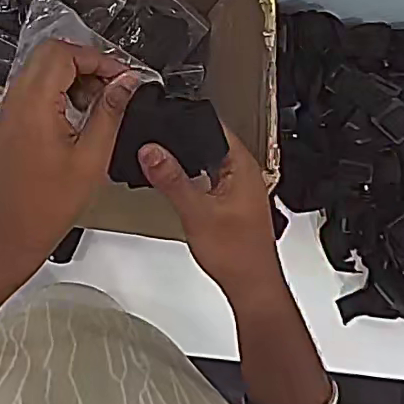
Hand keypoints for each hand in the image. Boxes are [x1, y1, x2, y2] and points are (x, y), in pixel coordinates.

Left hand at [0, 40, 139, 267]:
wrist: (20, 226)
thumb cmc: (50, 200)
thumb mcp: (93, 155)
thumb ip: (110, 111)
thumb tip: (126, 82)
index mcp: (35, 105)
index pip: (64, 54)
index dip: (98, 59)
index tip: (122, 76)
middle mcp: (17, 100)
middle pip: (51, 52)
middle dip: (86, 62)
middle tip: (112, 84)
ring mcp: (11, 108)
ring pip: (43, 66)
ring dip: (74, 75)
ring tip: (98, 102)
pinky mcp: (12, 118)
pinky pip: (36, 86)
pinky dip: (61, 88)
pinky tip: (80, 113)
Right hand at [139, 126, 286, 299]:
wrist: (250, 285)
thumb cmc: (237, 254)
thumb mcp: (196, 212)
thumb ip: (171, 179)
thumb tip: (152, 152)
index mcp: (243, 166)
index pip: (215, 125)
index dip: (188, 119)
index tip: (165, 117)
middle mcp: (245, 173)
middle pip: (209, 142)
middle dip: (182, 140)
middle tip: (156, 140)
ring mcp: (239, 188)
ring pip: (208, 161)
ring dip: (187, 161)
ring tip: (163, 163)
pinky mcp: (233, 202)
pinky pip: (209, 179)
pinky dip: (192, 179)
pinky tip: (179, 189)